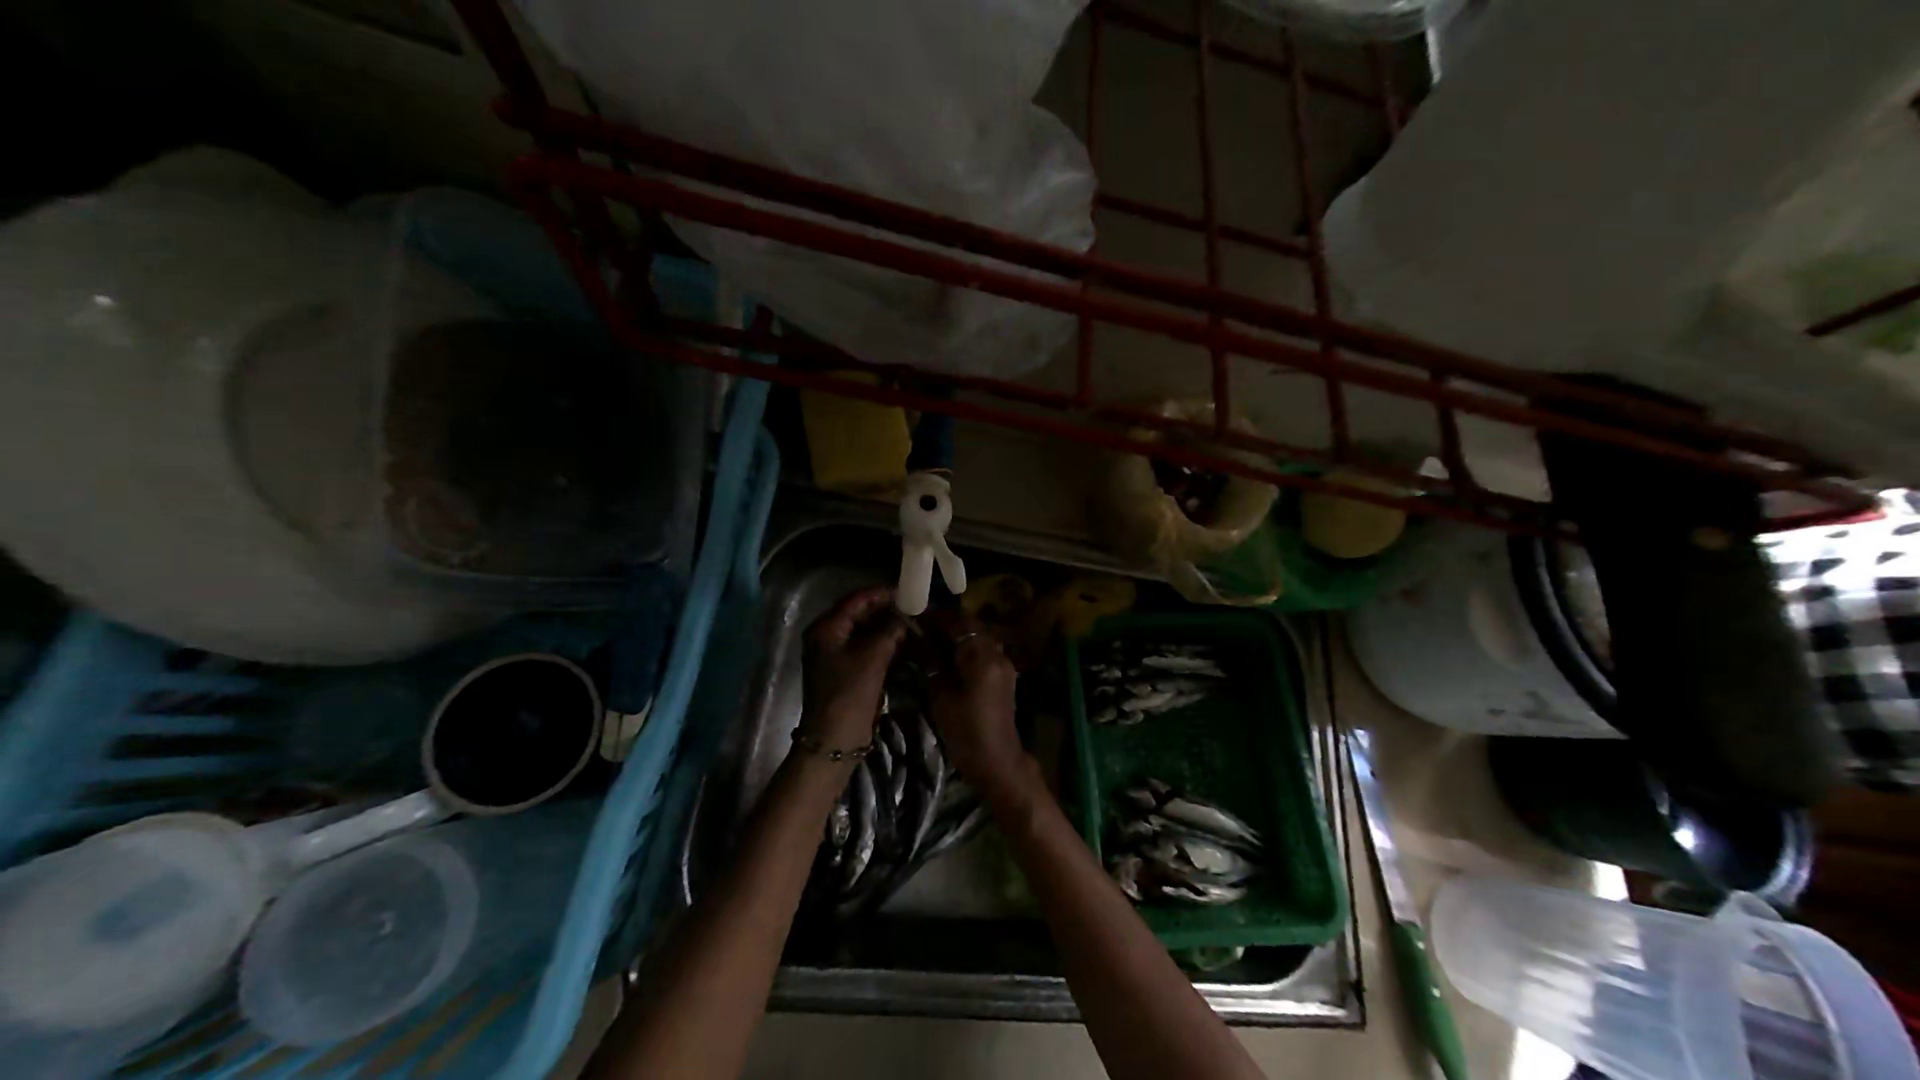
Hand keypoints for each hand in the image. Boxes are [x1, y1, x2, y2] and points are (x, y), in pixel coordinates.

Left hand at [800, 586, 907, 752]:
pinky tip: (906, 645)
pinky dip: (885, 646)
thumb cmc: (850, 692)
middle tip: (915, 608)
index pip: (856, 599)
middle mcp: (827, 637)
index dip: (882, 593)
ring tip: (915, 624)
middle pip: (860, 615)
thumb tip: (904, 614)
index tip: (909, 591)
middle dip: (887, 611)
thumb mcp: (873, 656)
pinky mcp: (847, 672)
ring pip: (865, 633)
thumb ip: (890, 629)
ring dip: (888, 629)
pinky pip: (867, 650)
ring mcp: (836, 656)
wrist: (835, 738)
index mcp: (826, 628)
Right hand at [927, 614, 1024, 785]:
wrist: (997, 762)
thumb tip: (917, 636)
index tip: (915, 619)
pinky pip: (984, 652)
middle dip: (947, 625)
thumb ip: (930, 661)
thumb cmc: (965, 731)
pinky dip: (967, 649)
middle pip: (972, 627)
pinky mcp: (1004, 676)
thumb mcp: (941, 696)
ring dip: (957, 637)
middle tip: (921, 630)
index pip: (959, 623)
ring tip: (932, 643)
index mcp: (983, 656)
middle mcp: (998, 654)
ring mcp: (1004, 665)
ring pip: (979, 638)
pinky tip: (948, 659)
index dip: (936, 618)